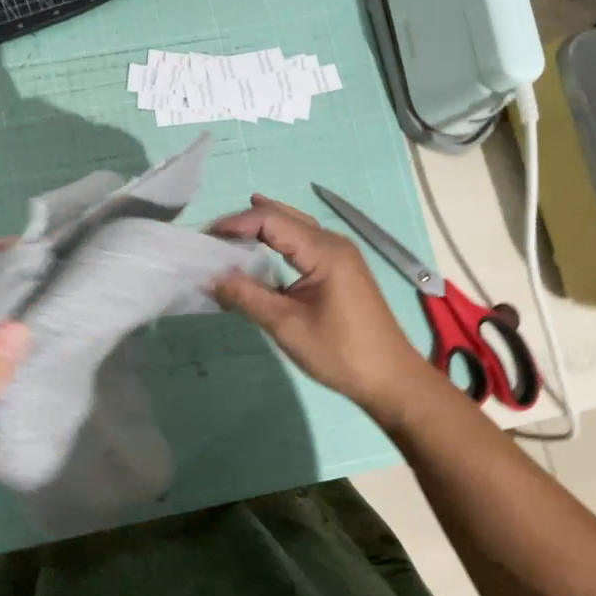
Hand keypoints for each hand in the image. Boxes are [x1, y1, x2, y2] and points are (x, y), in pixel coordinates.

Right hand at [210, 195, 435, 424]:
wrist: (390, 379)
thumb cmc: (340, 352)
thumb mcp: (286, 325)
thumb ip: (246, 296)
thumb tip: (210, 277)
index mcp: (324, 251)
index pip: (270, 221)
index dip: (235, 224)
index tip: (205, 239)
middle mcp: (334, 244)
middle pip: (283, 216)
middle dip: (245, 220)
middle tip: (212, 235)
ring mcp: (340, 256)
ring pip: (295, 227)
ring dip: (261, 227)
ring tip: (228, 233)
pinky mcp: (341, 270)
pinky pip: (303, 243)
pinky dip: (277, 240)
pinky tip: (261, 248)